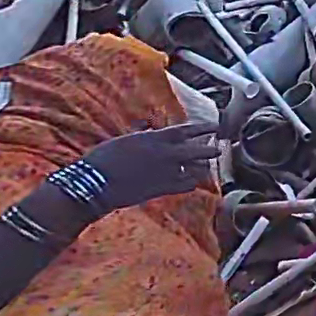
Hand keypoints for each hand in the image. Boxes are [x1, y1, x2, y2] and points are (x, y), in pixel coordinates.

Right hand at [70, 121, 219, 214]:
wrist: (96, 183)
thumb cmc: (105, 158)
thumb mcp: (127, 139)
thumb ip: (145, 135)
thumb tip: (150, 128)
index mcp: (157, 138)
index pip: (187, 130)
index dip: (203, 128)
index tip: (215, 126)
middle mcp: (167, 154)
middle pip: (197, 150)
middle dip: (210, 149)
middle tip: (219, 148)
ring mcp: (167, 172)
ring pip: (195, 169)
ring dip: (202, 166)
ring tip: (207, 165)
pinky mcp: (163, 189)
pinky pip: (186, 185)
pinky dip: (191, 183)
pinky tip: (194, 182)